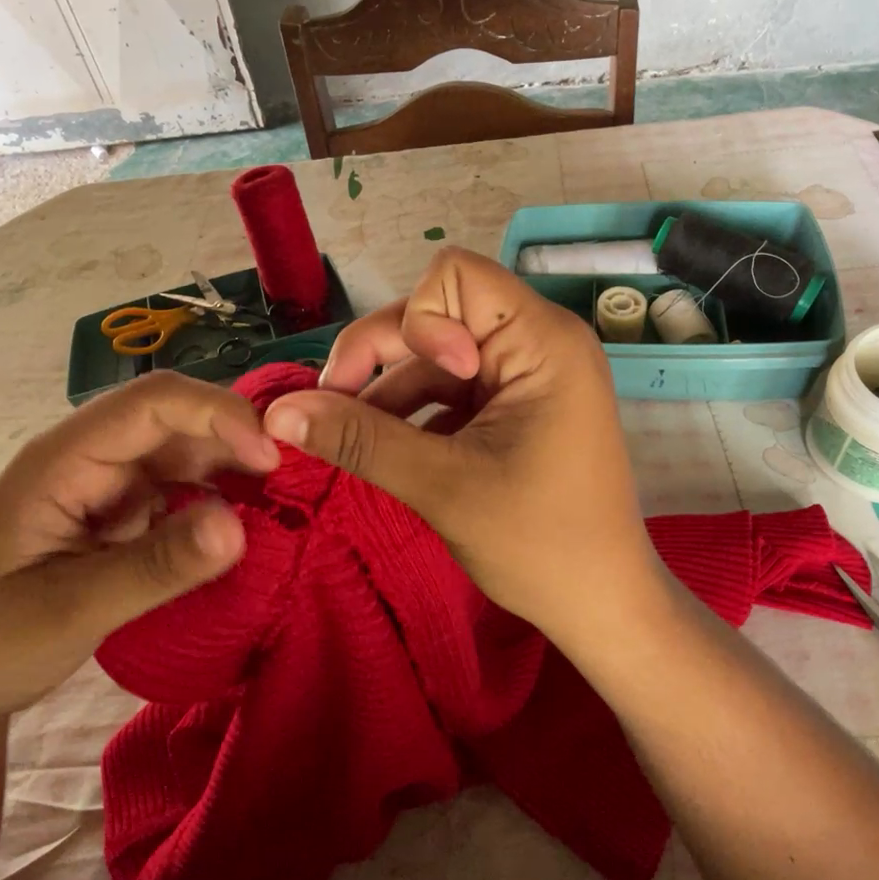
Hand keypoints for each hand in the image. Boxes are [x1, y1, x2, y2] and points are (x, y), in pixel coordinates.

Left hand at [0, 372, 279, 739]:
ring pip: (180, 456)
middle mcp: (85, 461)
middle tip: (296, 482)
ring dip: (231, 471)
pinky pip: (175, 496)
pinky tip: (247, 526)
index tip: (272, 459)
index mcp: (61, 461)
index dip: (218, 415)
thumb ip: (156, 567)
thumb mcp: (69, 612)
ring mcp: (100, 490)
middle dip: (236, 438)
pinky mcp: (113, 521)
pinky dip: (214, 504)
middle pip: (174, 421)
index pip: (151, 404)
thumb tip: (242, 524)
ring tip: (284, 502)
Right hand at [263, 246, 659, 635]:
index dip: (419, 320)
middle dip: (379, 358)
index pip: (456, 276)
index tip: (428, 385)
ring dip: (387, 394)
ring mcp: (527, 378)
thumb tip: (278, 411)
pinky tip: (386, 452)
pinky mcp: (515, 410)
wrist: (601, 603)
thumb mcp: (442, 487)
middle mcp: (537, 344)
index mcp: (542, 341)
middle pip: (436, 315)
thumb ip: (359, 441)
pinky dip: (413, 416)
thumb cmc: (539, 544)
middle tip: (329, 410)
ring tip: (352, 445)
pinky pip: (450, 392)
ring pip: (435, 358)